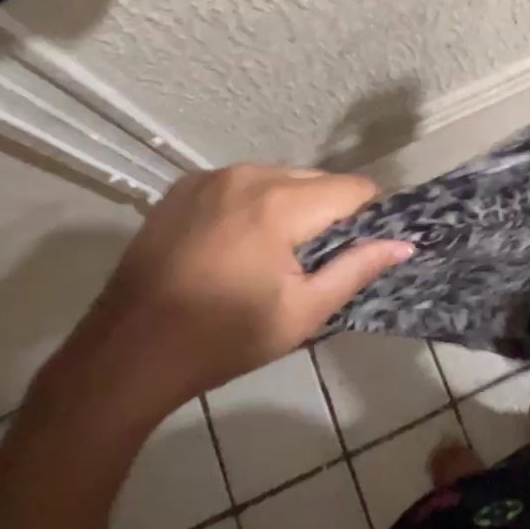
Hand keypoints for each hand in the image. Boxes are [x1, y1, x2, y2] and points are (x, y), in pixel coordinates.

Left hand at [68, 166, 409, 413]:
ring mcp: (210, 177)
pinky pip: (241, 183)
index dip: (372, 215)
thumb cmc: (222, 340)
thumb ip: (356, 269)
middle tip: (322, 260)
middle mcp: (247, 175)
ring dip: (293, 206)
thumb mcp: (302, 313)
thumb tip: (403, 243)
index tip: (368, 248)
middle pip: (316, 179)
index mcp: (279, 204)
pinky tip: (241, 244)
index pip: (353, 188)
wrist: (127, 353)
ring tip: (280, 254)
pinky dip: (255, 204)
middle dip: (331, 212)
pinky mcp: (183, 187)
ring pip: (279, 178)